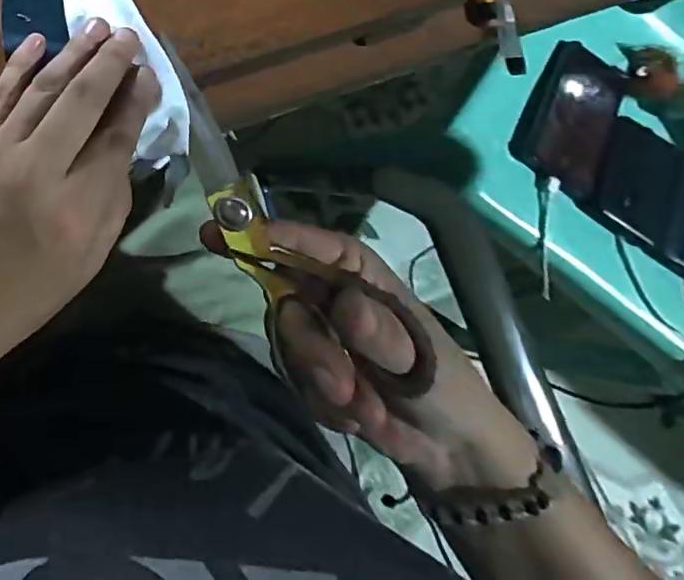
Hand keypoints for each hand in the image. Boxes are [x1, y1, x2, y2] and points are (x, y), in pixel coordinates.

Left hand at [0, 20, 159, 372]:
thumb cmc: (34, 288)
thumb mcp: (92, 256)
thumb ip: (114, 194)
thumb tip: (126, 136)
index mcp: (76, 209)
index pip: (116, 138)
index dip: (137, 101)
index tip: (149, 74)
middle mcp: (38, 172)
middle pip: (82, 102)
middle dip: (110, 63)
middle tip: (129, 34)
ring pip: (42, 90)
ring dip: (72, 54)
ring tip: (96, 26)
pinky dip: (18, 66)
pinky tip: (38, 41)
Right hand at [205, 221, 538, 491]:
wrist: (451, 452)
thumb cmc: (445, 385)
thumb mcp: (422, 361)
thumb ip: (382, 334)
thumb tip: (346, 304)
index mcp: (358, 274)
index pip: (311, 245)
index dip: (271, 234)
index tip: (231, 231)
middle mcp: (328, 294)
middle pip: (286, 297)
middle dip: (309, 345)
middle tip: (342, 384)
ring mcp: (315, 330)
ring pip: (288, 341)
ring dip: (323, 381)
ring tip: (365, 410)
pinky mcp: (307, 367)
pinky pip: (295, 379)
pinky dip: (327, 405)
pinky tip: (360, 419)